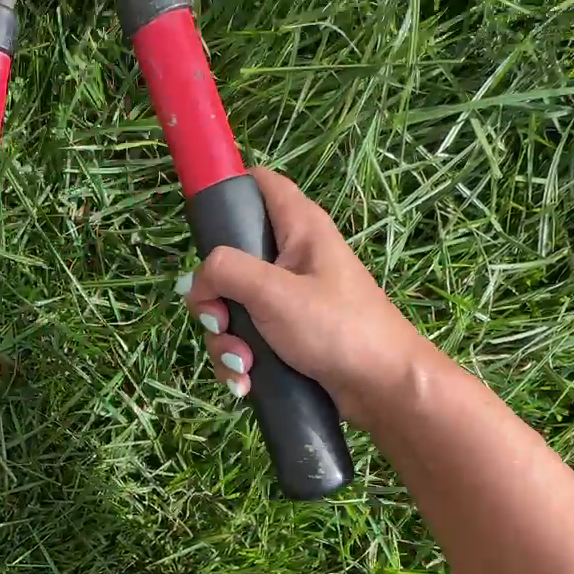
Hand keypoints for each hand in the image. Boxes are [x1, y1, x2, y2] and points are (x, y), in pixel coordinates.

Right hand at [180, 166, 444, 430]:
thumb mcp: (275, 294)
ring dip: (225, 342)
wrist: (379, 387)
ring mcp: (285, 300)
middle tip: (221, 322)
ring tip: (244, 365)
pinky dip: (237, 363)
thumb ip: (227, 273)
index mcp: (299, 230)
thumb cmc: (337, 329)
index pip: (258, 186)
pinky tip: (246, 381)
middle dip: (214, 301)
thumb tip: (194, 281)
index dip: (226, 195)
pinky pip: (242, 341)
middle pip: (227, 263)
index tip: (200, 229)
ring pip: (230, 310)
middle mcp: (289, 260)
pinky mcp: (282, 336)